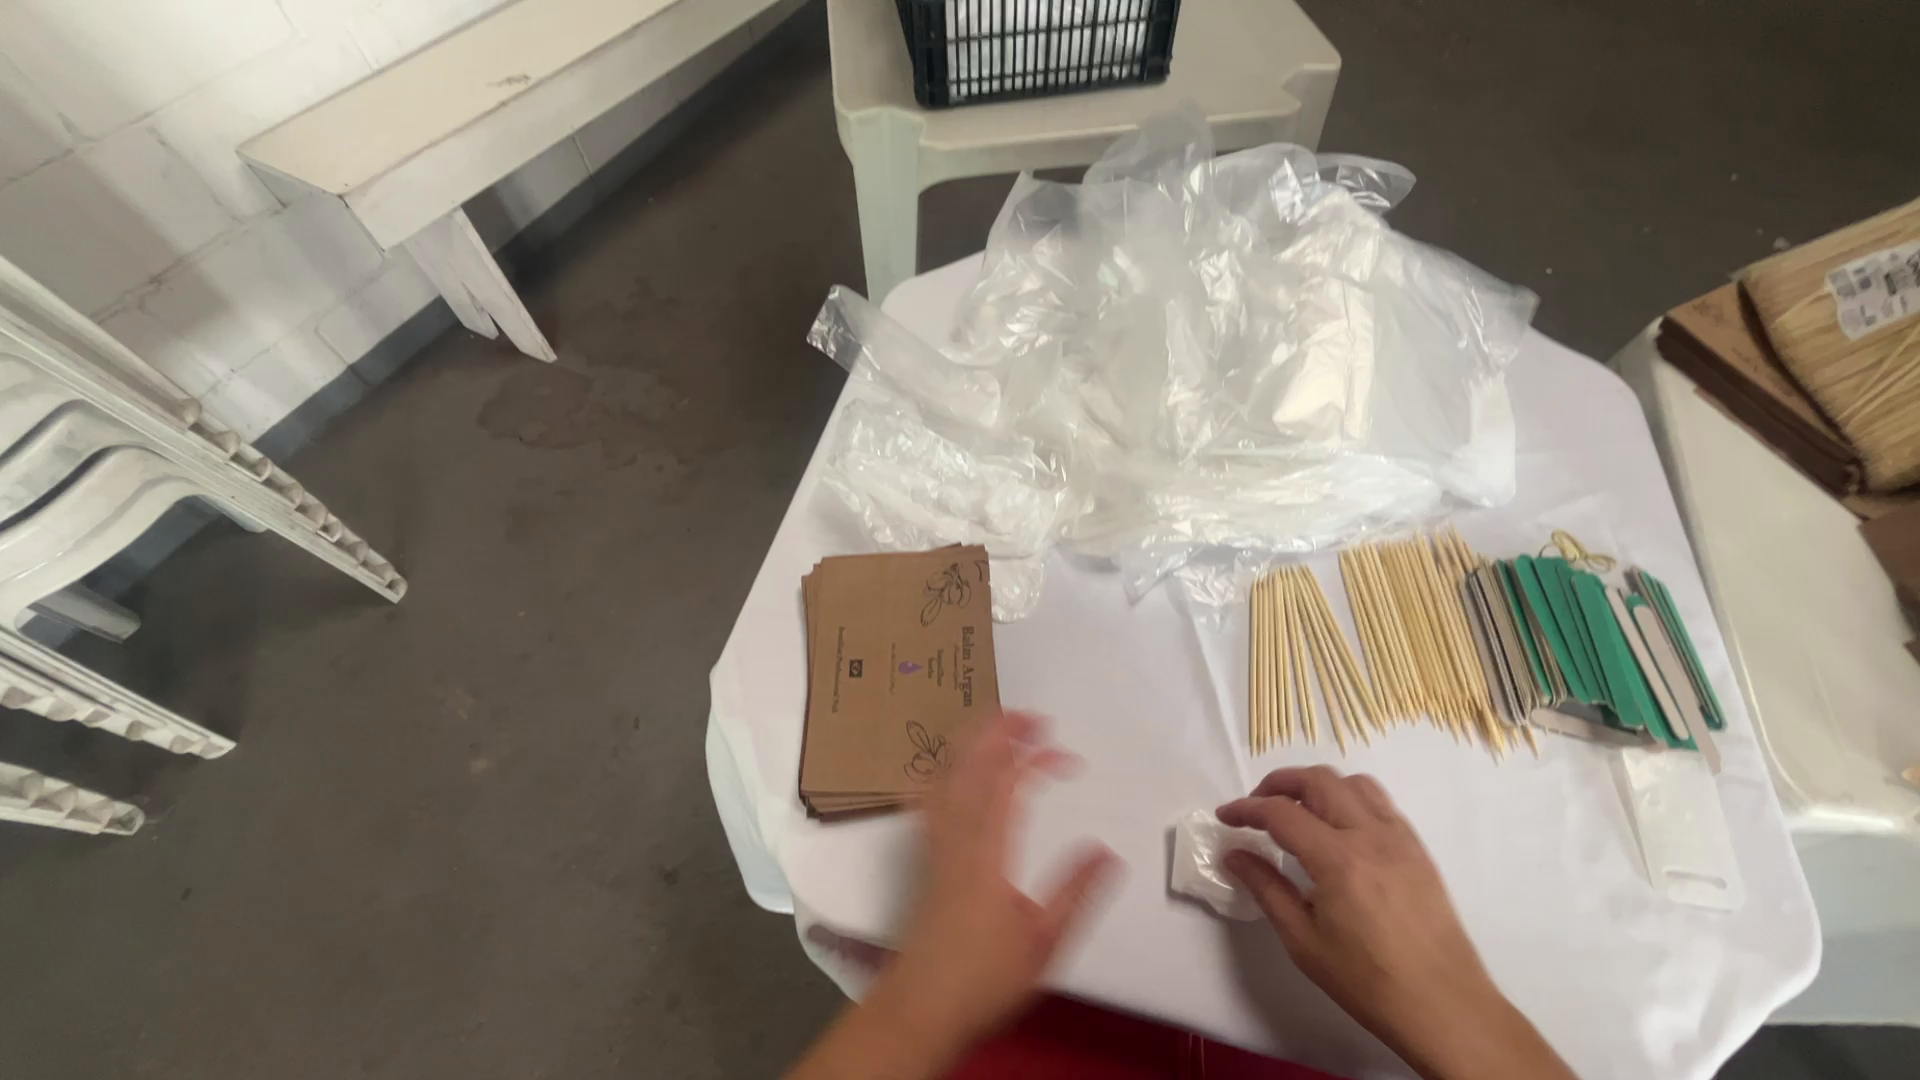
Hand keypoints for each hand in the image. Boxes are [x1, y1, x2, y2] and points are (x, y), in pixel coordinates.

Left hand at [787, 710, 1120, 1079]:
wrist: (920, 1006)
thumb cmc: (985, 977)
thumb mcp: (1045, 941)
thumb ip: (1076, 891)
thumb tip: (1108, 850)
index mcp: (987, 850)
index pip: (1009, 783)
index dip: (1038, 759)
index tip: (1070, 759)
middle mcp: (955, 835)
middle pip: (969, 764)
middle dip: (998, 730)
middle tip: (1031, 717)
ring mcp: (933, 842)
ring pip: (944, 774)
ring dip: (971, 743)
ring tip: (996, 728)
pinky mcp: (923, 855)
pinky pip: (927, 796)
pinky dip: (942, 770)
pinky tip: (947, 769)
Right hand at [1217, 767, 1573, 1079]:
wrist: (1446, 1008)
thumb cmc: (1368, 982)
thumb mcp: (1303, 941)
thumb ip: (1265, 888)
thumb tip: (1233, 854)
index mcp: (1338, 860)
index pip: (1281, 813)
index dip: (1246, 809)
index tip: (1225, 817)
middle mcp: (1370, 836)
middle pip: (1317, 780)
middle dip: (1278, 784)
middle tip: (1256, 807)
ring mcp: (1400, 839)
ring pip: (1352, 782)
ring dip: (1316, 785)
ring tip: (1297, 810)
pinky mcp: (1418, 850)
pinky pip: (1380, 802)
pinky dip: (1349, 798)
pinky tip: (1337, 827)